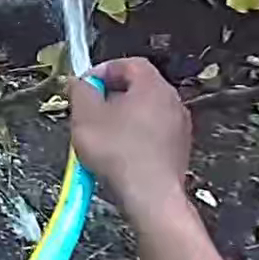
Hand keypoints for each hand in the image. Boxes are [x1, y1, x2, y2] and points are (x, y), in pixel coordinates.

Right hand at [69, 57, 192, 214]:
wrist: (150, 196)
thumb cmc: (118, 153)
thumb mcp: (85, 115)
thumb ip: (80, 90)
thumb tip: (80, 83)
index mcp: (152, 87)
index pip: (129, 63)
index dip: (103, 70)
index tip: (85, 85)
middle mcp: (171, 102)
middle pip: (137, 87)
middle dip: (109, 95)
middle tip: (88, 109)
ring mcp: (178, 127)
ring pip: (143, 111)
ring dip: (119, 117)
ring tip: (98, 135)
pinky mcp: (177, 150)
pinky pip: (150, 133)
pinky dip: (131, 136)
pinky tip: (115, 153)